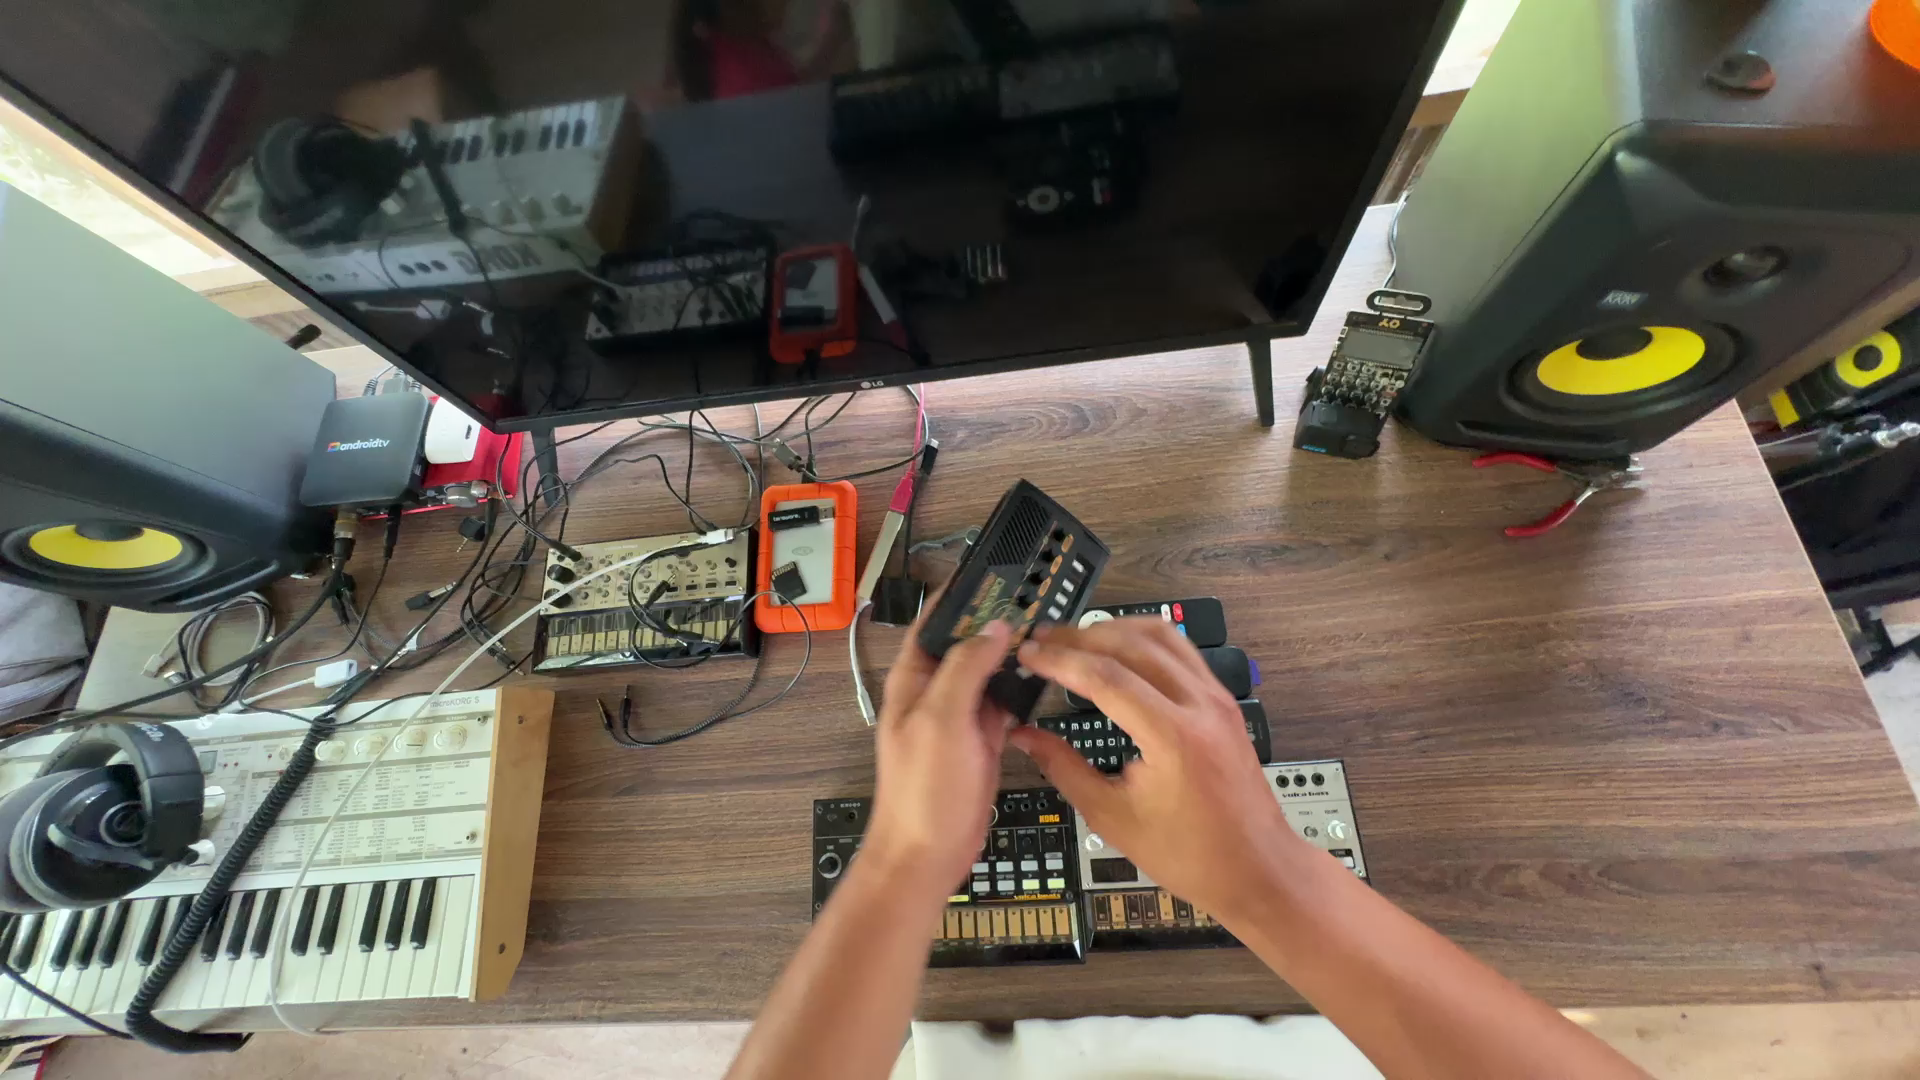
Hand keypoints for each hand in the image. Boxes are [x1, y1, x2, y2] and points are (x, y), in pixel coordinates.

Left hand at [862, 619, 1015, 897]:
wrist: (928, 853)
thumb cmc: (922, 788)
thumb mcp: (941, 719)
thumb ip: (965, 668)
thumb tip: (993, 628)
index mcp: (913, 679)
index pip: (932, 621)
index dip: (957, 596)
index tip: (989, 575)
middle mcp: (934, 691)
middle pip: (964, 642)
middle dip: (992, 621)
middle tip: (1028, 598)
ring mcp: (959, 715)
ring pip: (987, 670)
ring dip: (1009, 652)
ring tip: (1040, 628)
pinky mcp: (980, 737)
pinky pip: (1001, 700)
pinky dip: (1019, 686)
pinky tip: (1041, 673)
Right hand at [1007, 619, 1307, 924]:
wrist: (1258, 869)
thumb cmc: (1189, 854)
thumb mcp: (1112, 817)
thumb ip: (1063, 767)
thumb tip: (1023, 734)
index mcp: (1173, 737)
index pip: (1106, 677)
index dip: (1059, 660)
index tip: (1028, 654)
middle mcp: (1199, 705)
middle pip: (1131, 644)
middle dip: (1079, 637)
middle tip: (1042, 640)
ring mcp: (1216, 697)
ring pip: (1160, 634)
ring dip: (1112, 629)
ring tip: (1075, 637)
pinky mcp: (1222, 699)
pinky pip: (1180, 648)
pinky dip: (1142, 637)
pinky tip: (1118, 646)